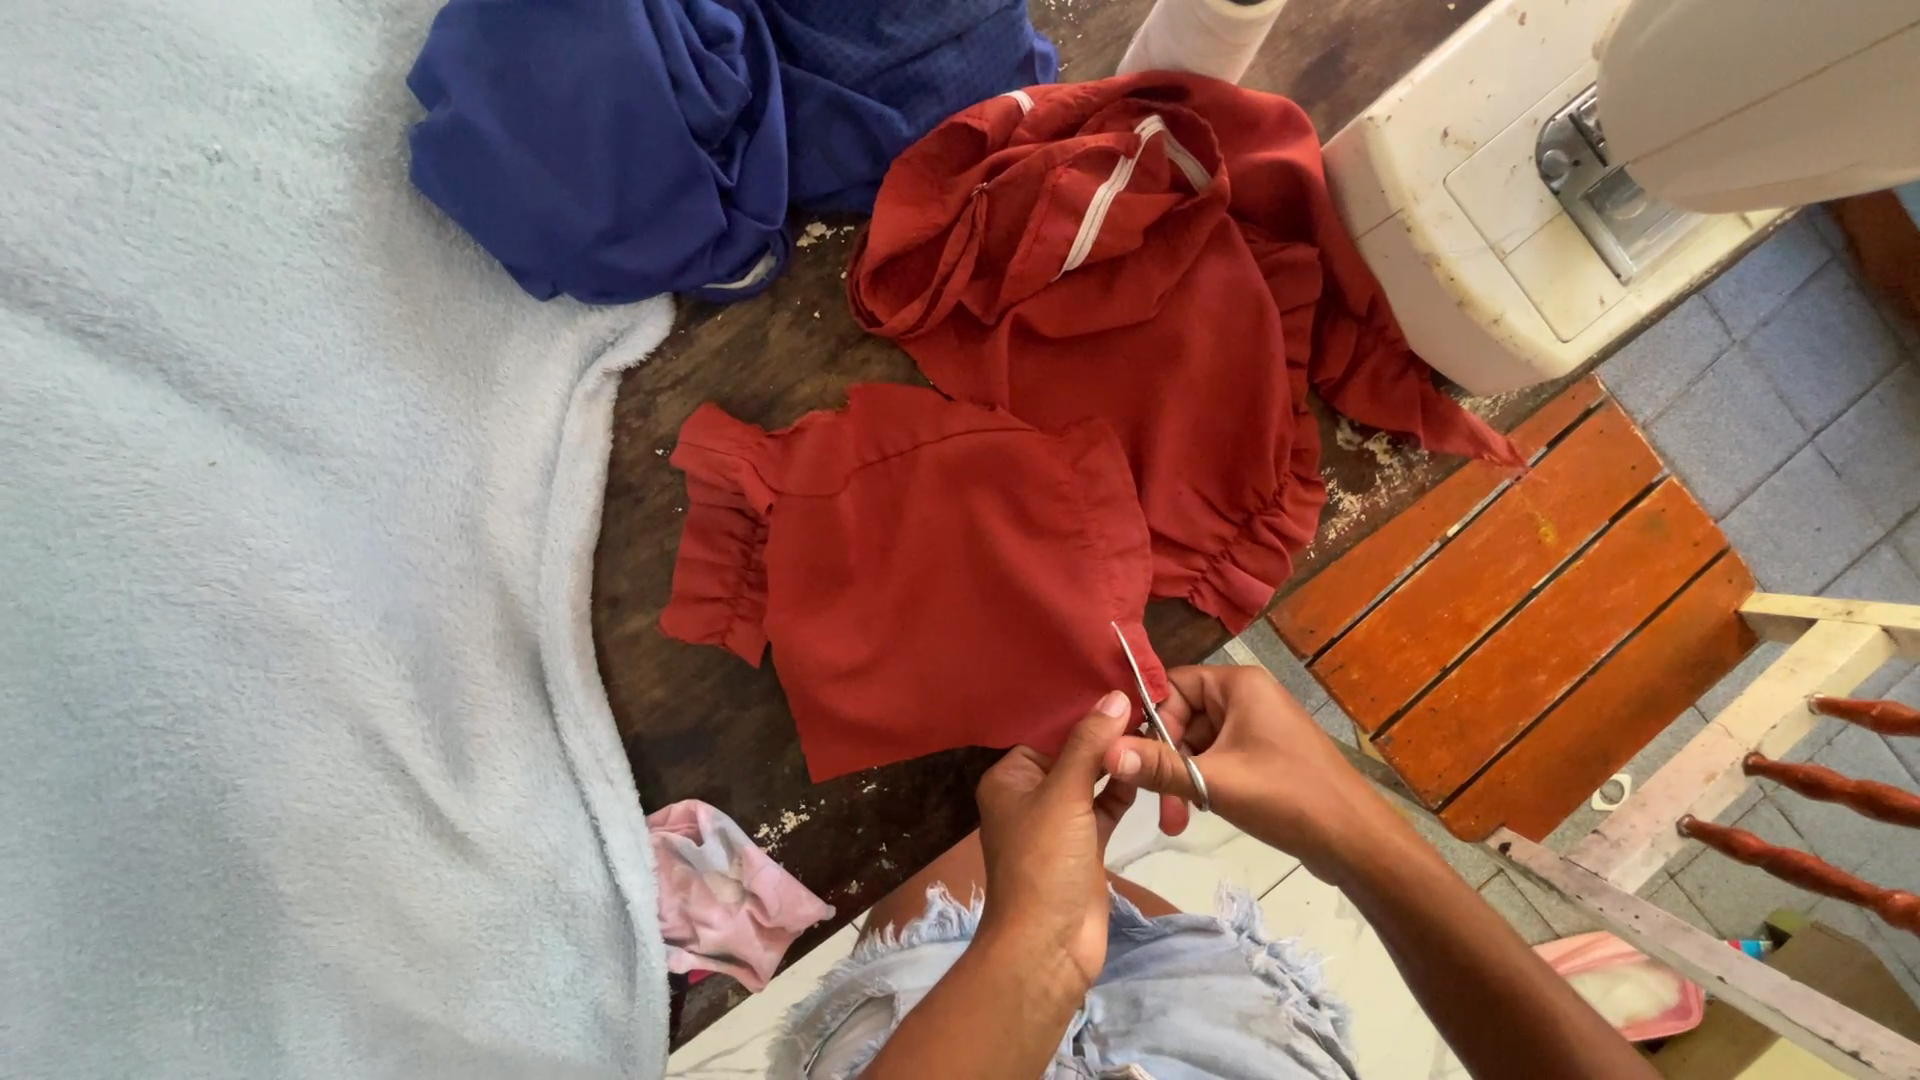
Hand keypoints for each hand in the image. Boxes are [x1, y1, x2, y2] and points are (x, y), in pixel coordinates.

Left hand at [973, 691, 1135, 996]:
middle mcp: (1029, 795)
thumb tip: (1114, 696)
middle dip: (1102, 736)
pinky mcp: (1083, 845)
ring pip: (1089, 781)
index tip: (1117, 687)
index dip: (1080, 713)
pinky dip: (1122, 792)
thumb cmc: (1044, 860)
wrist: (1048, 945)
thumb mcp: (1065, 794)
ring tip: (1152, 730)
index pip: (1046, 732)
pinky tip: (1145, 769)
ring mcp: (1057, 822)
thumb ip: (1089, 744)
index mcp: (1009, 777)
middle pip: (1070, 754)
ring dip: (1115, 763)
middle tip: (1143, 705)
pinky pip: (1103, 807)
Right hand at [1102, 664, 1394, 880]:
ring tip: (1178, 819)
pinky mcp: (1264, 754)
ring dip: (1183, 778)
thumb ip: (1158, 767)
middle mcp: (1247, 696)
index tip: (1133, 761)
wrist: (1360, 845)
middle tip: (1159, 807)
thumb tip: (1104, 753)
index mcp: (1238, 685)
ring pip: (1197, 742)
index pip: (1170, 687)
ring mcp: (1257, 725)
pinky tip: (1198, 811)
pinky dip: (1204, 782)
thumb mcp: (1216, 782)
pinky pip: (1218, 756)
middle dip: (1167, 762)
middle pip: (1182, 718)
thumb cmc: (1289, 798)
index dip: (1148, 722)